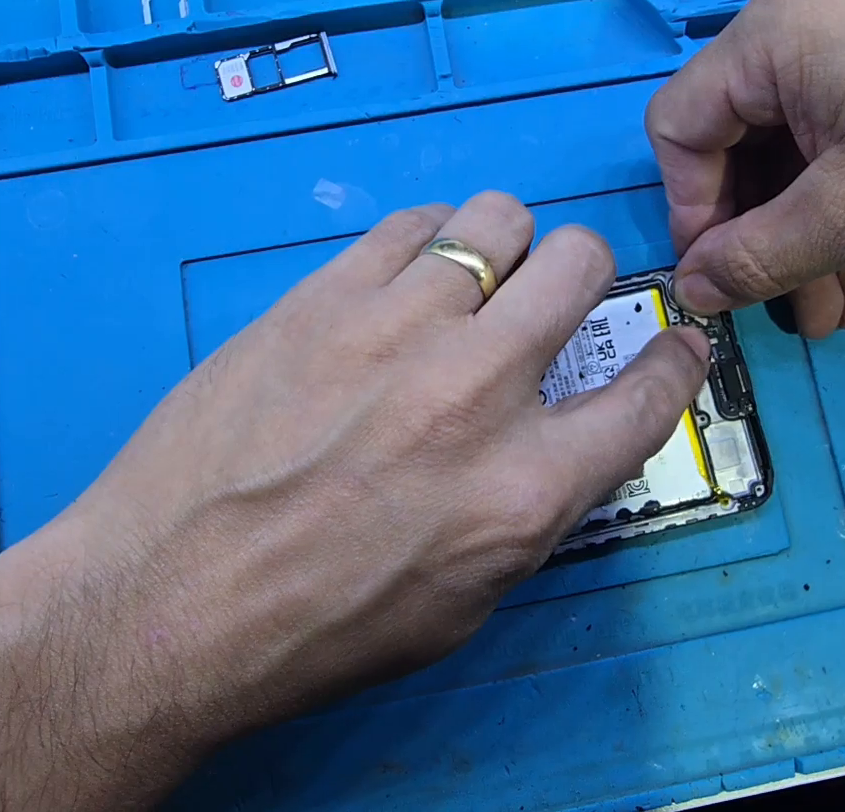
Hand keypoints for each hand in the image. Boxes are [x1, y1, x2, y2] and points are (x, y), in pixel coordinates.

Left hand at [0, 192, 710, 792]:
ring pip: (495, 220)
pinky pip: (411, 224)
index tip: (674, 345)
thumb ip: (532, 505)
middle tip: (551, 295)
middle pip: (580, 264)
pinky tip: (407, 273)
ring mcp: (398, 327)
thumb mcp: (465, 599)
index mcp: (527, 485)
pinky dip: (428, 240)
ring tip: (472, 276)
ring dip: (502, 244)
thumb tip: (557, 437)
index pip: (648, 397)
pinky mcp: (325, 295)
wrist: (169, 598)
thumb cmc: (320, 625)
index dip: (676, 361)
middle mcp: (478, 387)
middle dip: (583, 272)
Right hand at [647, 0, 844, 315]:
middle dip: (759, 236)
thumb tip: (691, 293)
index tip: (723, 279)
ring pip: (796, 151)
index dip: (691, 212)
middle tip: (790, 309)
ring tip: (838, 308)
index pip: (680, 128)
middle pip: (738, 143)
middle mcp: (810, 19)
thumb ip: (756, 258)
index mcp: (776, 32)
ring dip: (806, 235)